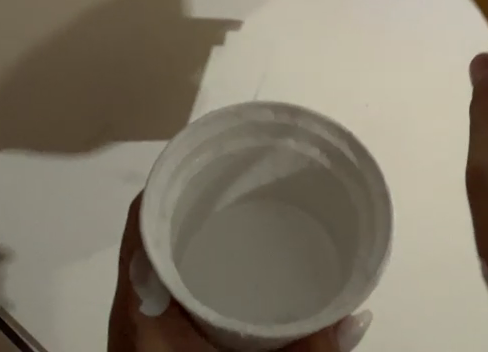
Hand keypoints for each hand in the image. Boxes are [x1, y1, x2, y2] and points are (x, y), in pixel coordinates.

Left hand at [107, 195, 369, 351]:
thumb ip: (307, 349)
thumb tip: (357, 315)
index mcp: (139, 305)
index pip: (142, 217)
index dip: (170, 177)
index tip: (207, 154)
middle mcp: (130, 309)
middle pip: (149, 230)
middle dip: (191, 199)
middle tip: (238, 178)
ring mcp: (136, 326)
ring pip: (155, 258)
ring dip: (188, 230)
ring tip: (235, 207)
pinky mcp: (149, 342)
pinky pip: (162, 285)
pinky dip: (189, 262)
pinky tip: (223, 262)